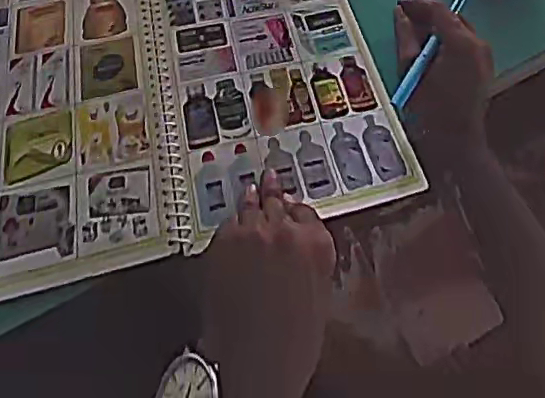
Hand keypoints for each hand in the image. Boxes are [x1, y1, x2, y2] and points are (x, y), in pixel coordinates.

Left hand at [196, 170, 334, 397]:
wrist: (253, 363)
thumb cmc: (290, 343)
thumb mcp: (317, 295)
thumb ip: (310, 257)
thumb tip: (299, 241)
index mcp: (317, 244)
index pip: (307, 209)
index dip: (296, 208)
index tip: (291, 204)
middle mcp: (287, 230)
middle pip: (278, 200)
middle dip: (274, 196)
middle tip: (270, 182)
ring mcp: (254, 231)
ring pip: (252, 203)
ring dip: (252, 201)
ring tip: (252, 190)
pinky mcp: (226, 238)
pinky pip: (231, 221)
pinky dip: (233, 225)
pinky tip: (235, 228)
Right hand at [393, 0, 493, 165]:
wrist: (457, 142)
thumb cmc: (430, 107)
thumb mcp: (411, 68)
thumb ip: (406, 36)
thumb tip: (401, 14)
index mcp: (461, 43)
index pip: (440, 10)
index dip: (418, 4)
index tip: (400, 6)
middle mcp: (478, 44)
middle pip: (451, 17)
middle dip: (428, 15)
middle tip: (406, 20)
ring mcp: (484, 56)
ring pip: (458, 29)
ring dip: (438, 28)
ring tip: (416, 37)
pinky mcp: (484, 66)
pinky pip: (464, 43)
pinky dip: (447, 40)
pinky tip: (431, 51)